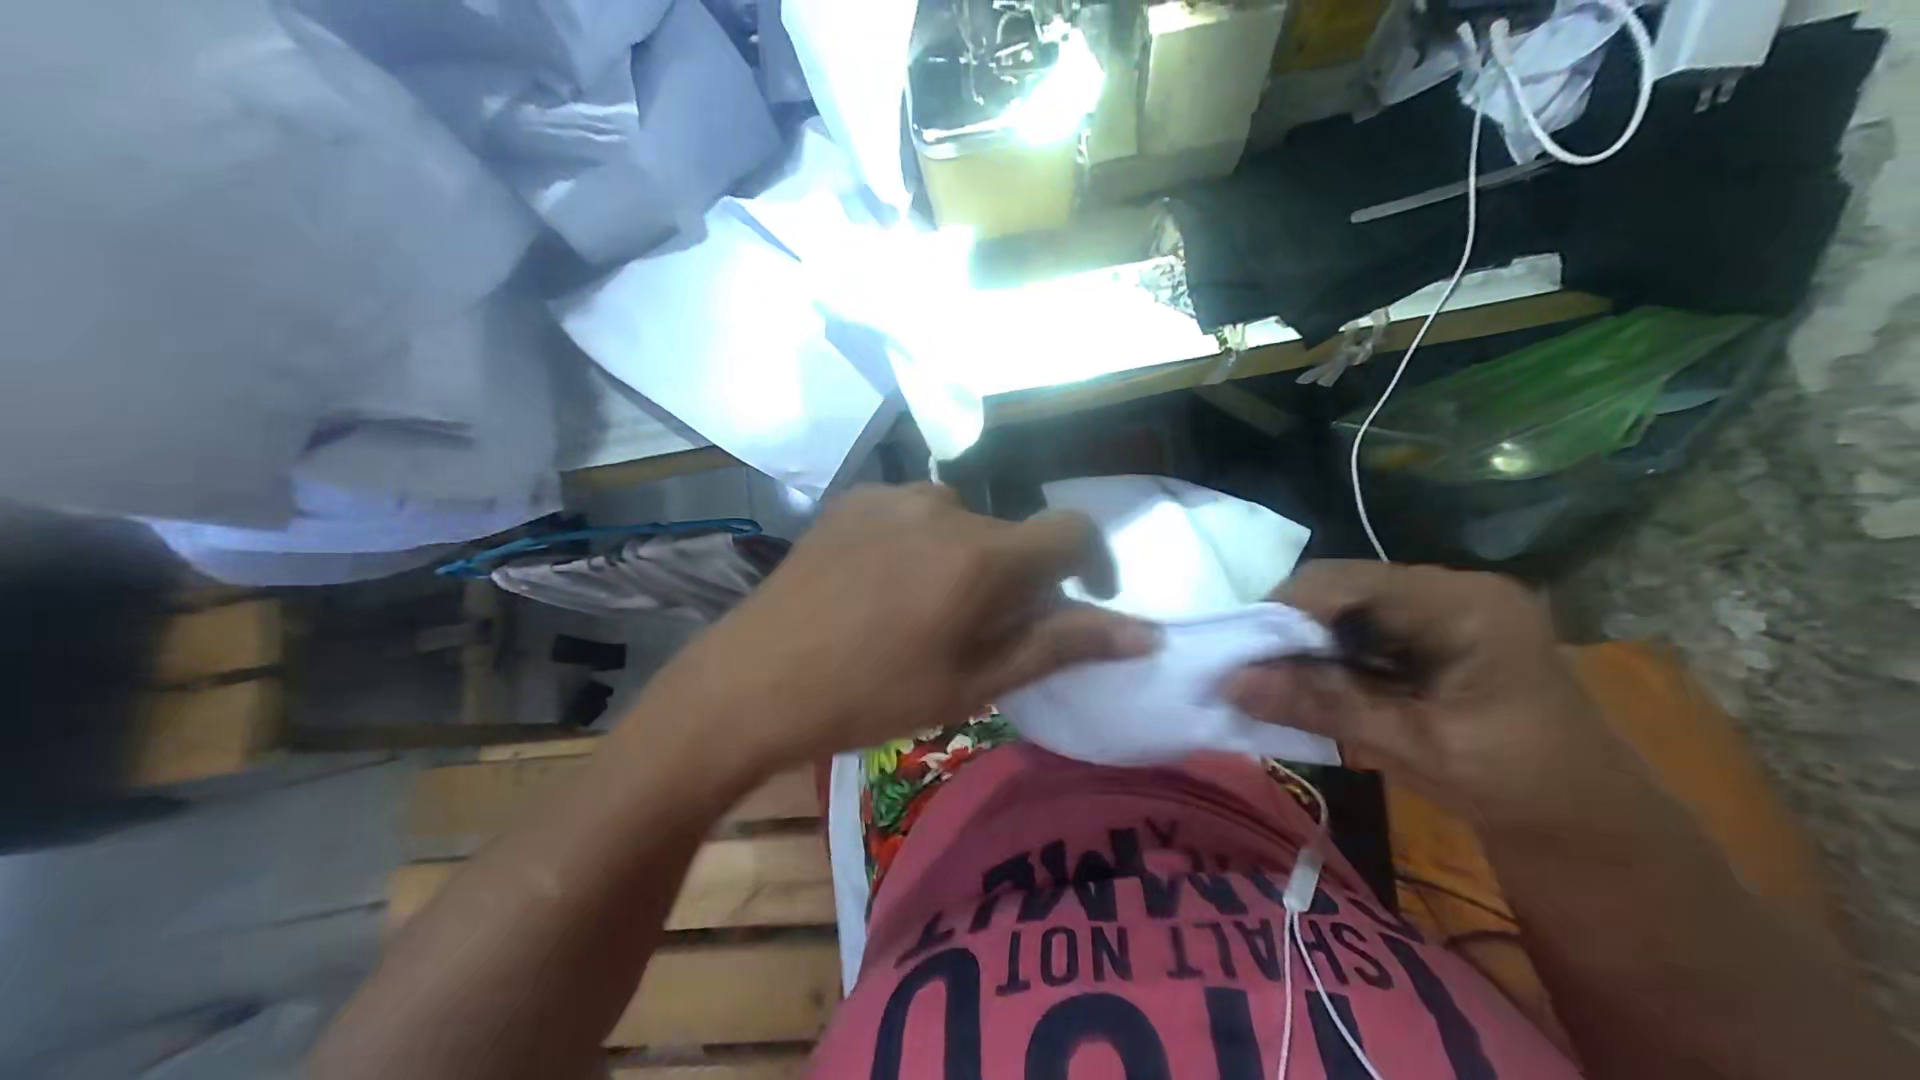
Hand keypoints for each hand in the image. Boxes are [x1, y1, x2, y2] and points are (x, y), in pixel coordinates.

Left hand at [645, 483, 1156, 765]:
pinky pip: (912, 515)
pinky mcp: (852, 499)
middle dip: (1018, 579)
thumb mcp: (973, 681)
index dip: (1094, 562)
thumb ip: (1060, 645)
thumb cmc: (870, 696)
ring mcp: (891, 495)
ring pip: (961, 524)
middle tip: (984, 634)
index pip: (1072, 529)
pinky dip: (921, 545)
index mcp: (982, 552)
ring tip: (927, 613)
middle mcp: (944, 504)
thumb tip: (1145, 634)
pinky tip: (882, 589)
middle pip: (1011, 534)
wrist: (751, 681)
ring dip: (967, 561)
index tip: (1082, 600)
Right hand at [1226, 561, 1650, 829]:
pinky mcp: (1438, 634)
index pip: (1347, 582)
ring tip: (1275, 679)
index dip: (1285, 611)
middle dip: (1292, 628)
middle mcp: (1453, 590)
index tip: (1241, 653)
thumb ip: (1321, 705)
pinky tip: (1316, 684)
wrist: (1591, 828)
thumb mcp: (1412, 746)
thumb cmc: (1517, 786)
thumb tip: (1230, 682)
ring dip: (1309, 643)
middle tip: (1252, 670)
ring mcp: (1447, 610)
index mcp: (1463, 604)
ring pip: (1348, 608)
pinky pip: (1365, 629)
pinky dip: (1332, 655)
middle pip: (1344, 588)